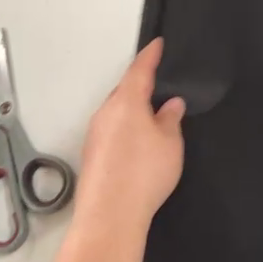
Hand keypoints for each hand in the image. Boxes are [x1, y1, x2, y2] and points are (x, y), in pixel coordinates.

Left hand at [76, 38, 185, 232]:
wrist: (109, 217)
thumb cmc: (145, 172)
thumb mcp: (170, 142)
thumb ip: (171, 119)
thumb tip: (170, 104)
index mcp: (126, 101)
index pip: (140, 70)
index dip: (150, 55)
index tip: (158, 44)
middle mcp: (105, 113)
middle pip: (124, 90)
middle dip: (140, 84)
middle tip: (159, 82)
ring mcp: (94, 135)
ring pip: (116, 112)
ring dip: (133, 109)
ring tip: (152, 114)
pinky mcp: (91, 156)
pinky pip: (111, 130)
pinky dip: (125, 127)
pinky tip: (138, 141)